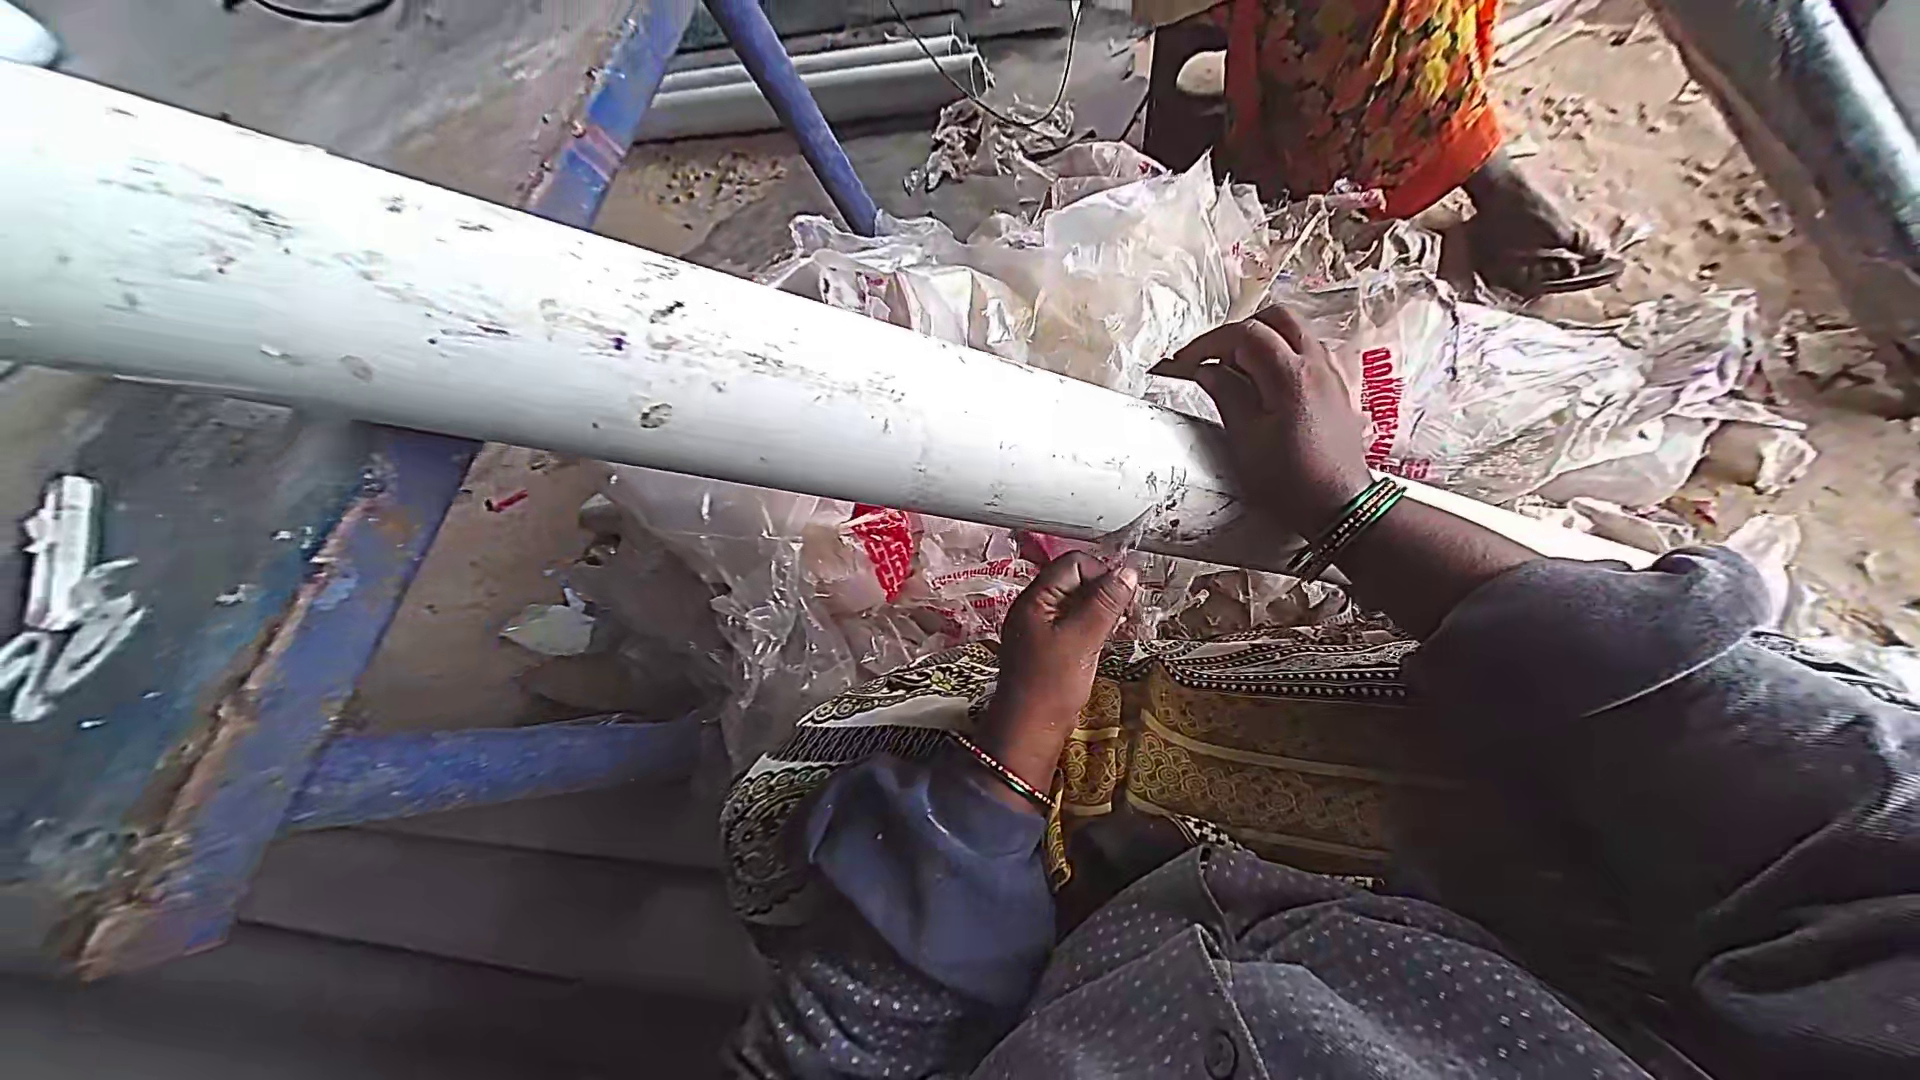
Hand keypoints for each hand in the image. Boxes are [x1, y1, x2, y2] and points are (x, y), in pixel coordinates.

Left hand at [976, 552, 1136, 804]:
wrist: (1029, 730)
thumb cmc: (1051, 684)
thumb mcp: (1082, 639)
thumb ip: (1105, 602)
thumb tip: (1128, 571)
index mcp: (1035, 598)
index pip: (1073, 564)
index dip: (1101, 572)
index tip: (1125, 594)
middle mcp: (1035, 606)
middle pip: (1075, 580)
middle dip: (1105, 590)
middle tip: (1129, 611)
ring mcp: (1041, 626)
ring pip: (1077, 602)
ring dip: (1103, 608)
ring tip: (1125, 624)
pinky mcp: (1050, 645)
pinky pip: (1074, 622)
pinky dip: (1094, 625)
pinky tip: (1109, 638)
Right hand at [1151, 305, 1373, 537]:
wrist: (1337, 505)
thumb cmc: (1286, 478)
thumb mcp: (1245, 438)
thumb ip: (1226, 394)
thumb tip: (1205, 369)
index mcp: (1290, 374)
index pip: (1244, 334)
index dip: (1207, 344)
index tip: (1181, 363)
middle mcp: (1317, 362)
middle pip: (1274, 319)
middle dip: (1235, 333)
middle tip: (1208, 359)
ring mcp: (1332, 372)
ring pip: (1293, 332)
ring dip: (1258, 341)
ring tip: (1231, 371)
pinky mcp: (1336, 386)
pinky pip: (1305, 351)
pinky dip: (1278, 354)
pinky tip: (1261, 382)